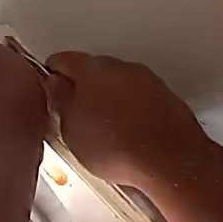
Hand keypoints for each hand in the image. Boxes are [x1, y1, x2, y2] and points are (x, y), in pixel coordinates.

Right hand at [45, 51, 215, 186]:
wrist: (169, 161)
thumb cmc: (121, 147)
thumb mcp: (70, 129)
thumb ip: (60, 101)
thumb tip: (56, 88)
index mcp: (94, 68)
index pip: (64, 59)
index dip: (53, 76)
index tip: (51, 91)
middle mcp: (125, 68)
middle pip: (96, 71)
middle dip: (86, 90)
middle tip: (78, 117)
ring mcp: (151, 82)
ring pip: (123, 85)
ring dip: (114, 100)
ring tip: (107, 133)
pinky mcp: (170, 100)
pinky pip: (145, 100)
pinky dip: (137, 111)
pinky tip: (132, 135)